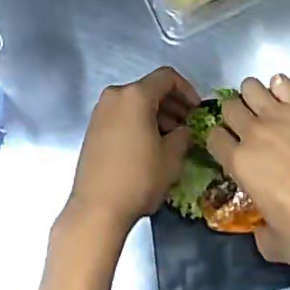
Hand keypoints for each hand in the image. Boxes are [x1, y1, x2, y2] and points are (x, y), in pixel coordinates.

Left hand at [64, 67, 200, 231]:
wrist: (95, 211)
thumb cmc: (138, 179)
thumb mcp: (171, 158)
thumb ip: (184, 135)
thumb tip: (184, 131)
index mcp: (136, 95)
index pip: (167, 77)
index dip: (187, 90)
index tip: (197, 110)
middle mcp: (115, 96)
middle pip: (150, 89)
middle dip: (172, 105)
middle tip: (186, 126)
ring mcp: (101, 112)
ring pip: (135, 103)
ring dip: (156, 115)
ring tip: (170, 139)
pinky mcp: (93, 129)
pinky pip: (122, 115)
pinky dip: (138, 122)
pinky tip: (149, 146)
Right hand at [206, 75, 289, 268]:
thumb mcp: (277, 246)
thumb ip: (261, 234)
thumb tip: (261, 229)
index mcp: (241, 164)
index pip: (213, 138)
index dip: (220, 143)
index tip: (230, 150)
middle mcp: (254, 133)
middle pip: (229, 107)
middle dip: (234, 117)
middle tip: (248, 130)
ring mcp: (279, 115)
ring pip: (250, 86)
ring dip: (252, 97)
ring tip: (265, 111)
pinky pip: (281, 82)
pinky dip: (279, 88)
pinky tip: (287, 102)